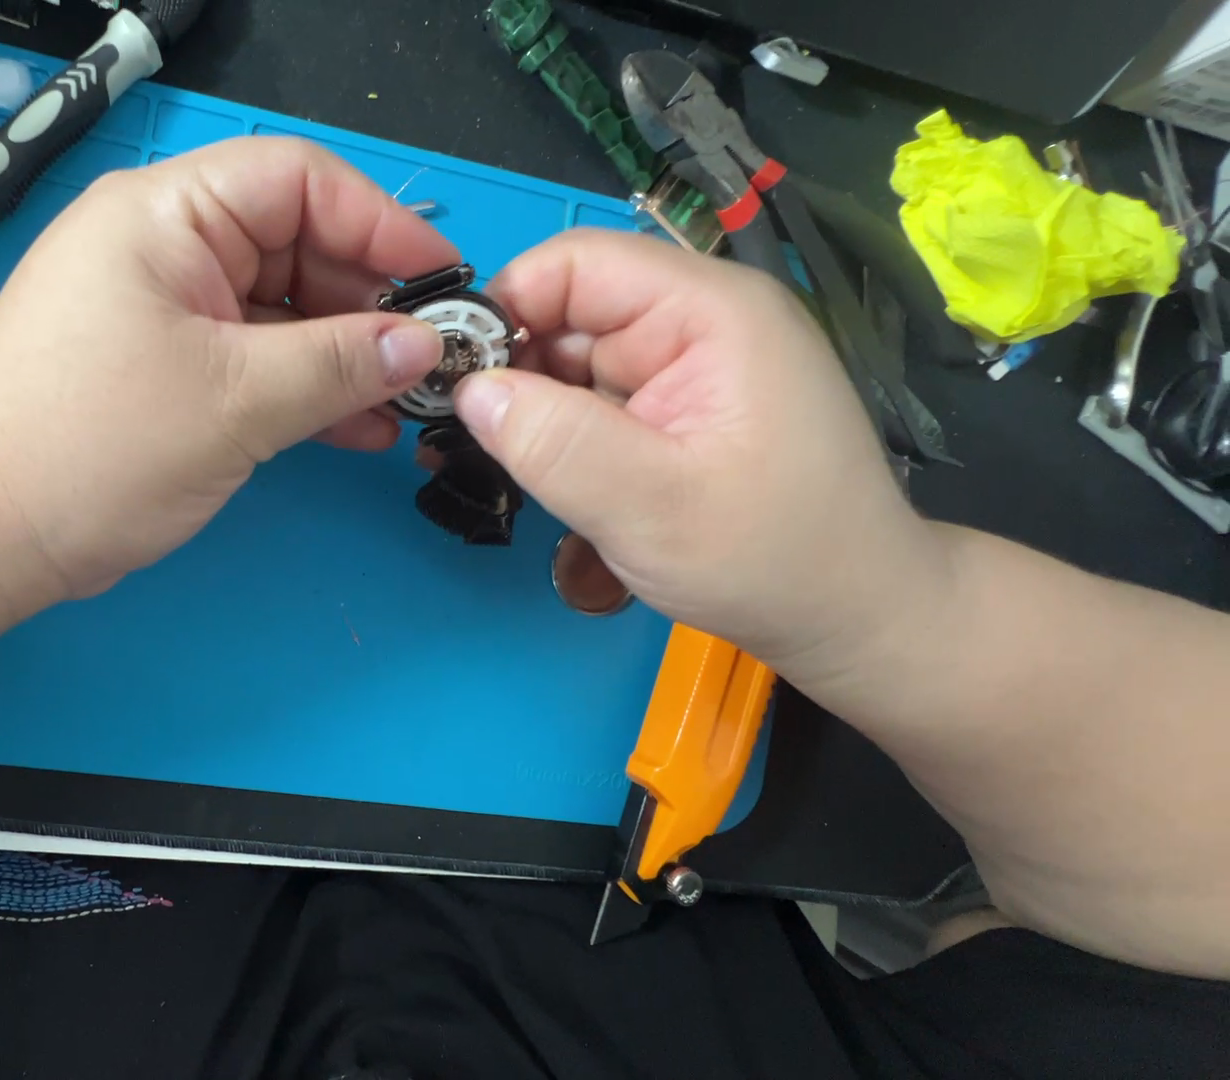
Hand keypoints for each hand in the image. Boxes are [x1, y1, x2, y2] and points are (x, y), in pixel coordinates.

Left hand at [0, 137, 454, 603]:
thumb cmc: (96, 449)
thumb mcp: (234, 401)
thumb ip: (339, 365)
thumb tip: (421, 344)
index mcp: (167, 216)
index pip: (297, 181)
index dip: (380, 225)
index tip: (443, 281)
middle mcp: (168, 250)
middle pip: (296, 249)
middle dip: (368, 306)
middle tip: (429, 360)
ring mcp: (171, 314)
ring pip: (284, 315)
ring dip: (345, 359)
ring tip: (404, 403)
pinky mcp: (174, 371)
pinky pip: (258, 363)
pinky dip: (307, 392)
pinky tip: (359, 428)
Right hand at [453, 229, 948, 675]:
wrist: (843, 616)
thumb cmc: (765, 557)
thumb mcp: (649, 505)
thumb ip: (552, 442)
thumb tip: (467, 389)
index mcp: (704, 312)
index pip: (576, 264)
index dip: (505, 307)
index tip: (455, 375)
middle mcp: (689, 324)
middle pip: (565, 312)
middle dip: (507, 365)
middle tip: (459, 432)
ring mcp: (677, 369)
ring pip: (566, 361)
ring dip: (523, 406)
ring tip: (491, 457)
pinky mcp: (665, 410)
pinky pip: (584, 400)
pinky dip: (547, 430)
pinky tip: (525, 466)